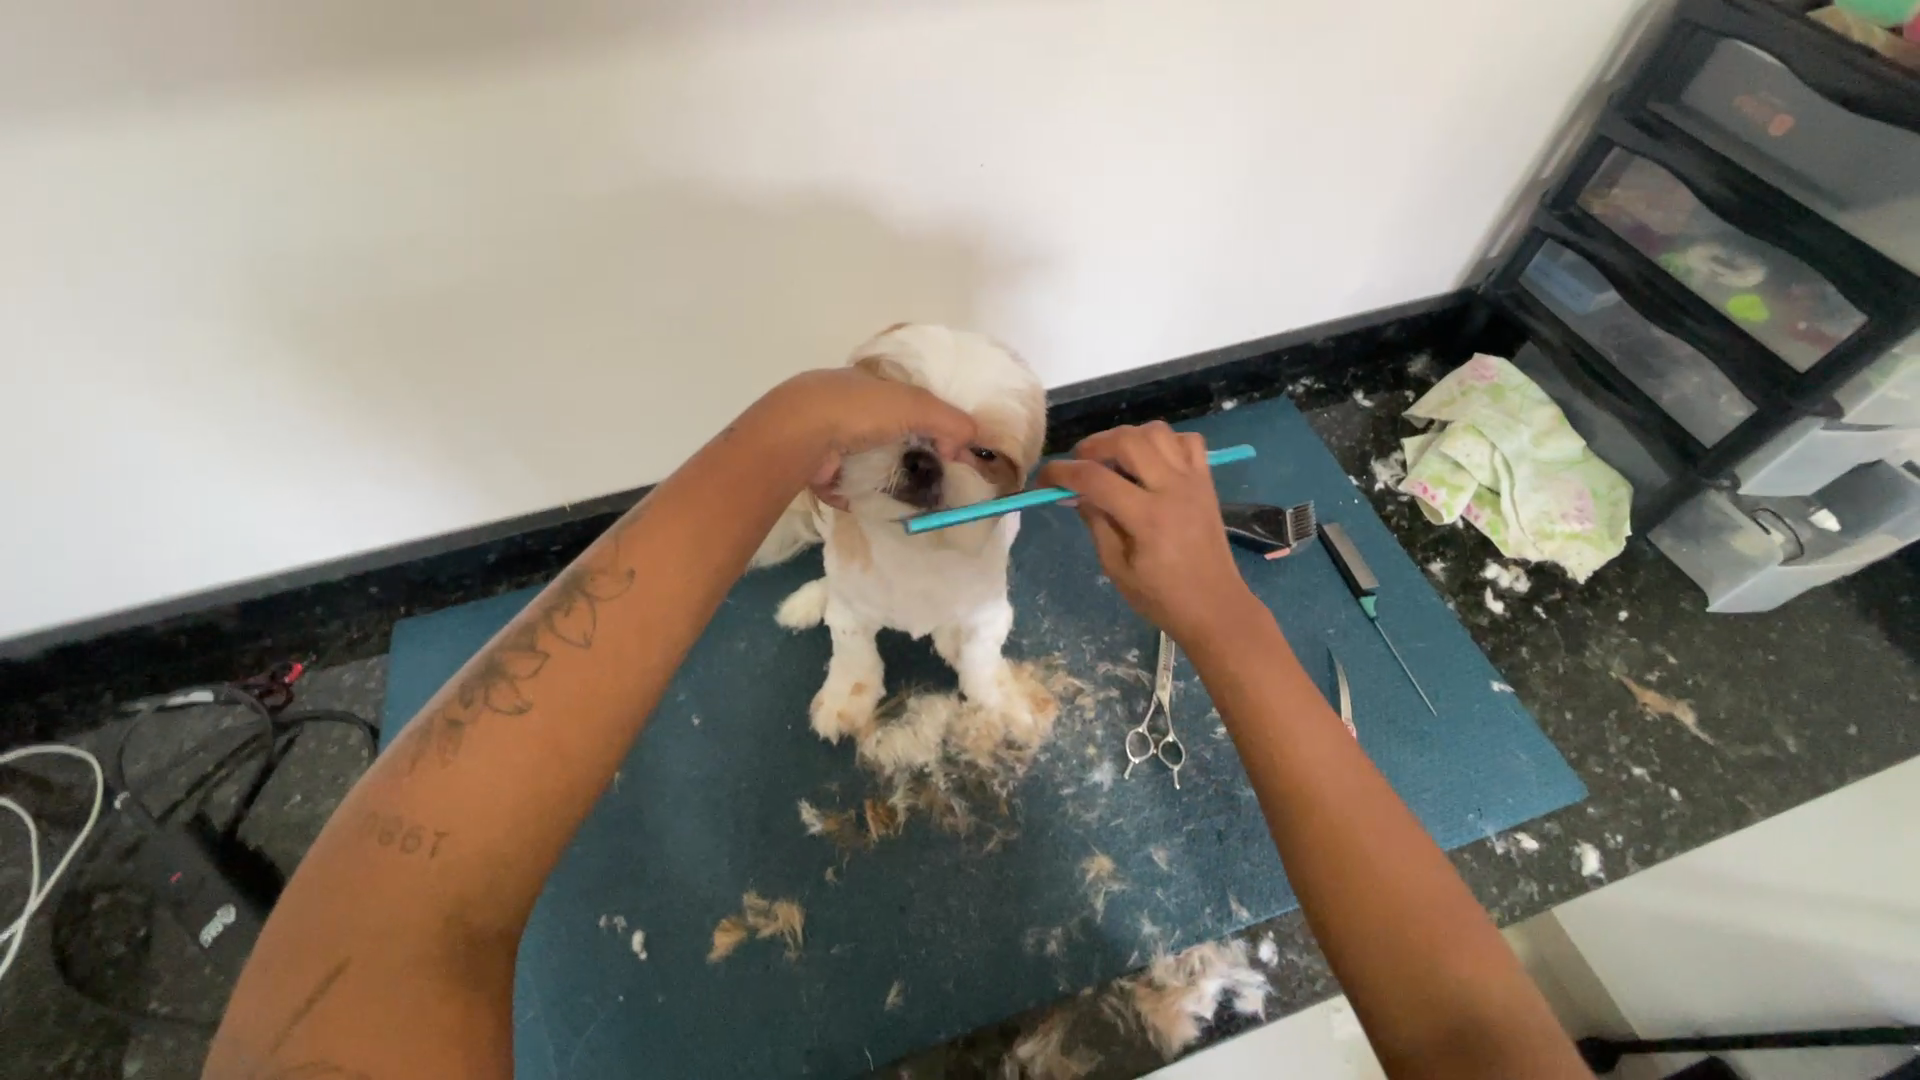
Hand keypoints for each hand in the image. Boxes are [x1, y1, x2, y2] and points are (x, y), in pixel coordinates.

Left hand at [747, 368, 976, 501]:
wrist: (800, 434)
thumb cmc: (859, 408)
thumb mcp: (915, 404)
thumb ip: (950, 420)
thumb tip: (967, 444)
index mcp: (872, 384)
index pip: (911, 403)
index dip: (935, 424)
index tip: (953, 451)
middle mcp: (850, 409)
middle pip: (893, 435)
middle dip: (914, 456)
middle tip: (938, 479)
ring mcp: (832, 440)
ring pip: (872, 463)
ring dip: (891, 479)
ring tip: (916, 498)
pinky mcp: (820, 471)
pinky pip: (852, 486)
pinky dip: (866, 496)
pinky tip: (884, 506)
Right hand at [1038, 422, 1258, 645]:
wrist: (1215, 607)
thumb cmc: (1162, 597)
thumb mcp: (1116, 568)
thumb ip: (1096, 524)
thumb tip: (1076, 494)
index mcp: (1147, 517)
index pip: (1095, 478)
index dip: (1061, 473)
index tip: (1044, 479)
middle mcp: (1172, 489)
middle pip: (1127, 441)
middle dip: (1093, 445)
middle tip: (1078, 463)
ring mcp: (1194, 481)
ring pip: (1157, 432)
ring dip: (1127, 437)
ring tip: (1112, 459)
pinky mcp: (1207, 482)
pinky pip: (1187, 441)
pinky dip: (1164, 441)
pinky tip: (1149, 461)